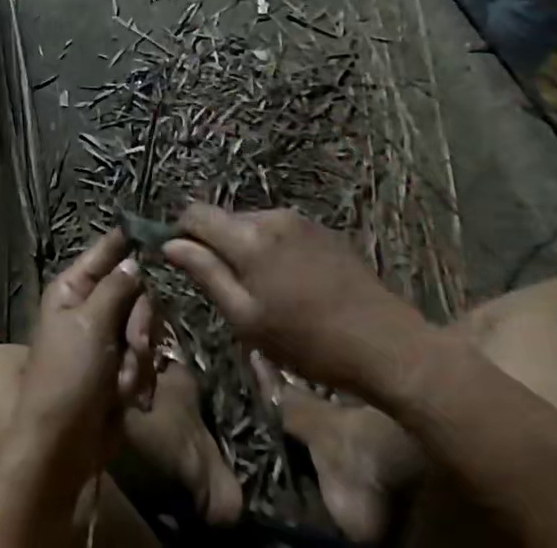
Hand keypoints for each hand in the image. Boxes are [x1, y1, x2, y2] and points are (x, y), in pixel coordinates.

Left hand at [12, 230, 158, 480]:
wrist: (63, 447)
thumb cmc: (68, 377)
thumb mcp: (90, 324)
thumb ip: (116, 288)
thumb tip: (133, 260)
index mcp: (73, 289)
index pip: (106, 251)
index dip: (129, 243)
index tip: (158, 236)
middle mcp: (90, 308)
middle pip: (136, 293)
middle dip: (140, 323)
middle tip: (135, 345)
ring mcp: (106, 340)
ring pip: (145, 328)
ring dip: (139, 358)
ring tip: (123, 382)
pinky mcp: (119, 369)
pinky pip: (144, 360)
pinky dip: (139, 379)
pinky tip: (127, 397)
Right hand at [163, 204, 429, 390]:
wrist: (385, 344)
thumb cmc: (308, 342)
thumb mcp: (246, 318)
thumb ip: (206, 274)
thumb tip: (170, 244)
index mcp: (249, 237)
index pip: (196, 213)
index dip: (181, 231)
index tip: (181, 259)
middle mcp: (273, 217)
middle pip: (225, 219)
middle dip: (216, 245)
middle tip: (229, 291)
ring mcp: (301, 221)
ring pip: (253, 224)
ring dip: (245, 249)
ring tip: (263, 293)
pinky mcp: (323, 231)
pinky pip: (281, 231)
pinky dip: (272, 250)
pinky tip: (291, 285)